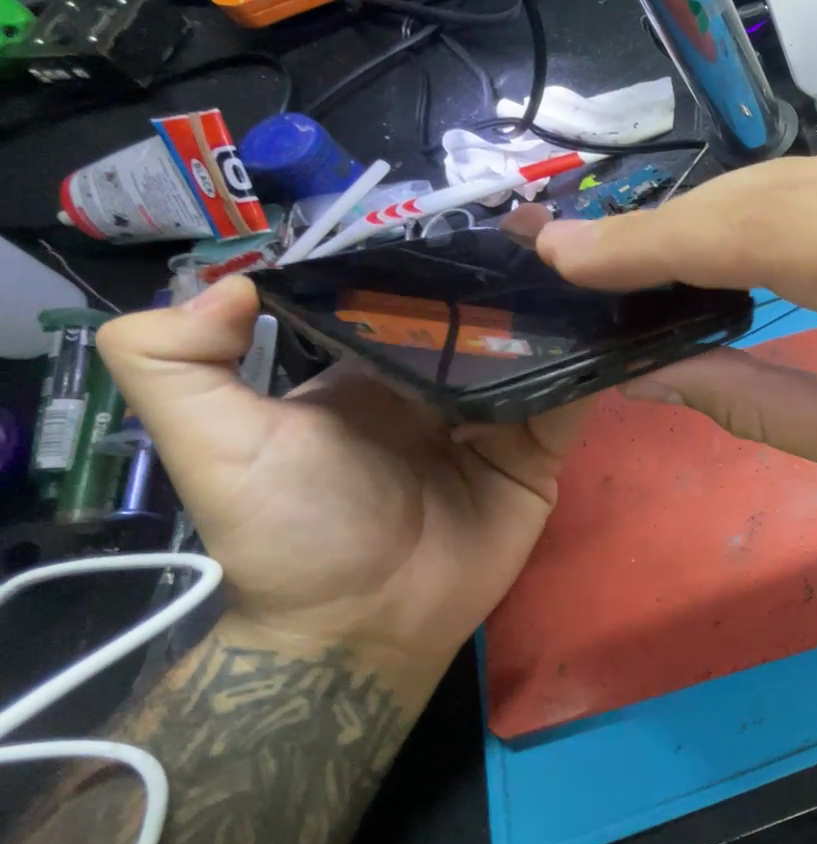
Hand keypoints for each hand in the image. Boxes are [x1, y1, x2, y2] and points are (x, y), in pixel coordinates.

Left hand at [97, 278, 586, 690]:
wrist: (365, 624)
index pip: (413, 300)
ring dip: (565, 322)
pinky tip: (613, 336)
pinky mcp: (539, 454)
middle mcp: (439, 385)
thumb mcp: (212, 445)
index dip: (442, 262)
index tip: (481, 219)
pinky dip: (593, 375)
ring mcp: (497, 419)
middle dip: (518, 285)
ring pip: (537, 356)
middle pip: (486, 322)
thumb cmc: (289, 530)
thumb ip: (176, 363)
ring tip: (598, 276)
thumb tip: (234, 277)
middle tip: (561, 239)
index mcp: (372, 370)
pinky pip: (570, 406)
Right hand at [537, 154, 816, 530]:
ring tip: (646, 251)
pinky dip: (781, 204)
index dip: (661, 240)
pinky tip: (735, 234)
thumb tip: (647, 372)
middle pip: (787, 188)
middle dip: (679, 220)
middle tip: (590, 256)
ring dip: (724, 207)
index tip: (569, 255)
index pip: (776, 232)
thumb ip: (758, 405)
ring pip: (814, 172)